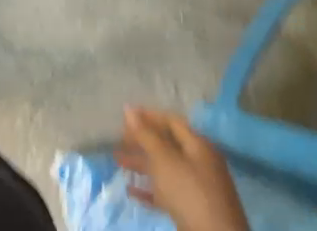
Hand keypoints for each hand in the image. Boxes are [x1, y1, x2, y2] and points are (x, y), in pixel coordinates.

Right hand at [116, 106, 249, 230]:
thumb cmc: (189, 191)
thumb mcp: (164, 159)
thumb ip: (146, 134)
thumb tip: (128, 109)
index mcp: (198, 146)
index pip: (171, 121)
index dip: (148, 116)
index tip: (124, 116)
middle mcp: (199, 163)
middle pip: (167, 145)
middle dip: (141, 141)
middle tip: (118, 140)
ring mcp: (196, 187)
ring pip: (164, 169)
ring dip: (141, 164)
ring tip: (117, 161)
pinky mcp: (191, 207)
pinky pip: (167, 191)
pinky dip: (149, 189)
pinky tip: (131, 191)